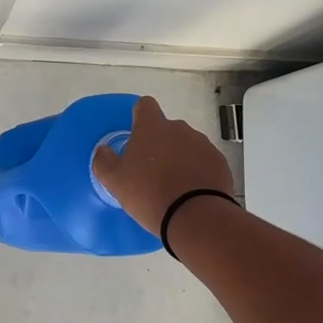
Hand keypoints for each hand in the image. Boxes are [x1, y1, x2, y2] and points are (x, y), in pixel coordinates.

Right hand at [91, 96, 235, 233]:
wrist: (196, 217)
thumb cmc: (150, 194)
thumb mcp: (115, 181)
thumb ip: (104, 161)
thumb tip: (103, 150)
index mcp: (152, 126)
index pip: (145, 105)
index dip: (140, 118)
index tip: (138, 136)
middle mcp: (179, 128)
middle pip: (167, 129)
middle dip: (161, 145)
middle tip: (153, 173)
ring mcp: (202, 143)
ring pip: (187, 145)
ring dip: (181, 159)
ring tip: (174, 188)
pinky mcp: (219, 162)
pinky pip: (204, 162)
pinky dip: (199, 172)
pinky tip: (193, 194)